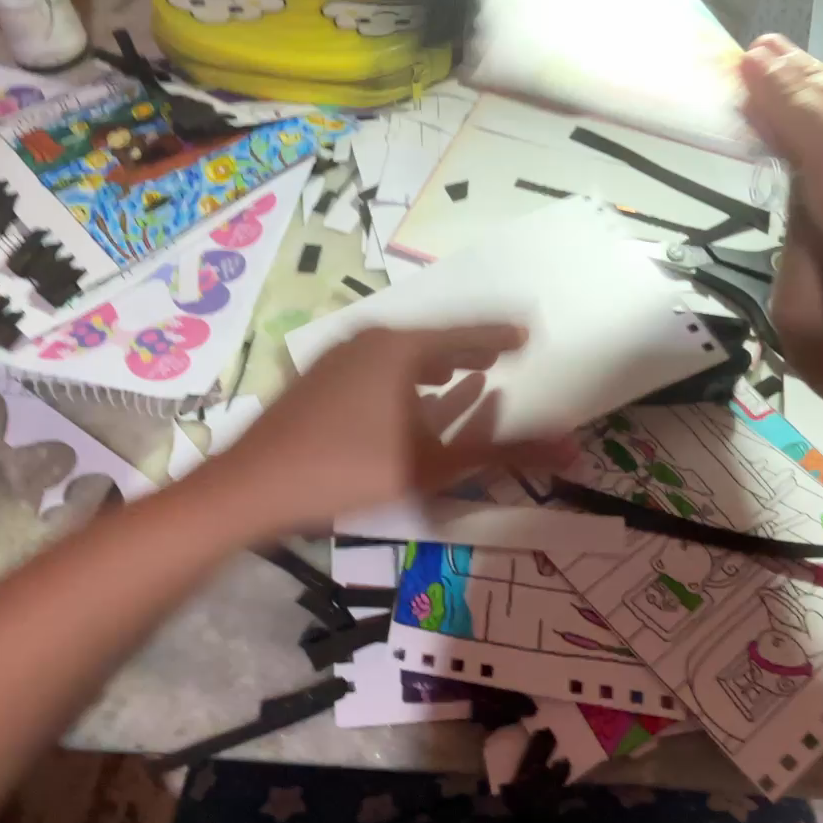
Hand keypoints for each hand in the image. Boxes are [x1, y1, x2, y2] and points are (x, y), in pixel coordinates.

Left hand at [214, 325, 571, 530]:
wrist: (249, 489)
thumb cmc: (346, 471)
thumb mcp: (432, 465)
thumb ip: (502, 451)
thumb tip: (573, 445)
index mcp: (399, 348)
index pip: (467, 333)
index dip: (501, 336)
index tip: (529, 334)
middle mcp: (368, 341)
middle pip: (433, 339)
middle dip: (469, 350)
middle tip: (500, 354)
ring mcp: (336, 359)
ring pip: (401, 355)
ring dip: (437, 366)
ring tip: (463, 377)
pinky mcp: (317, 382)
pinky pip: (377, 370)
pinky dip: (404, 381)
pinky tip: (407, 402)